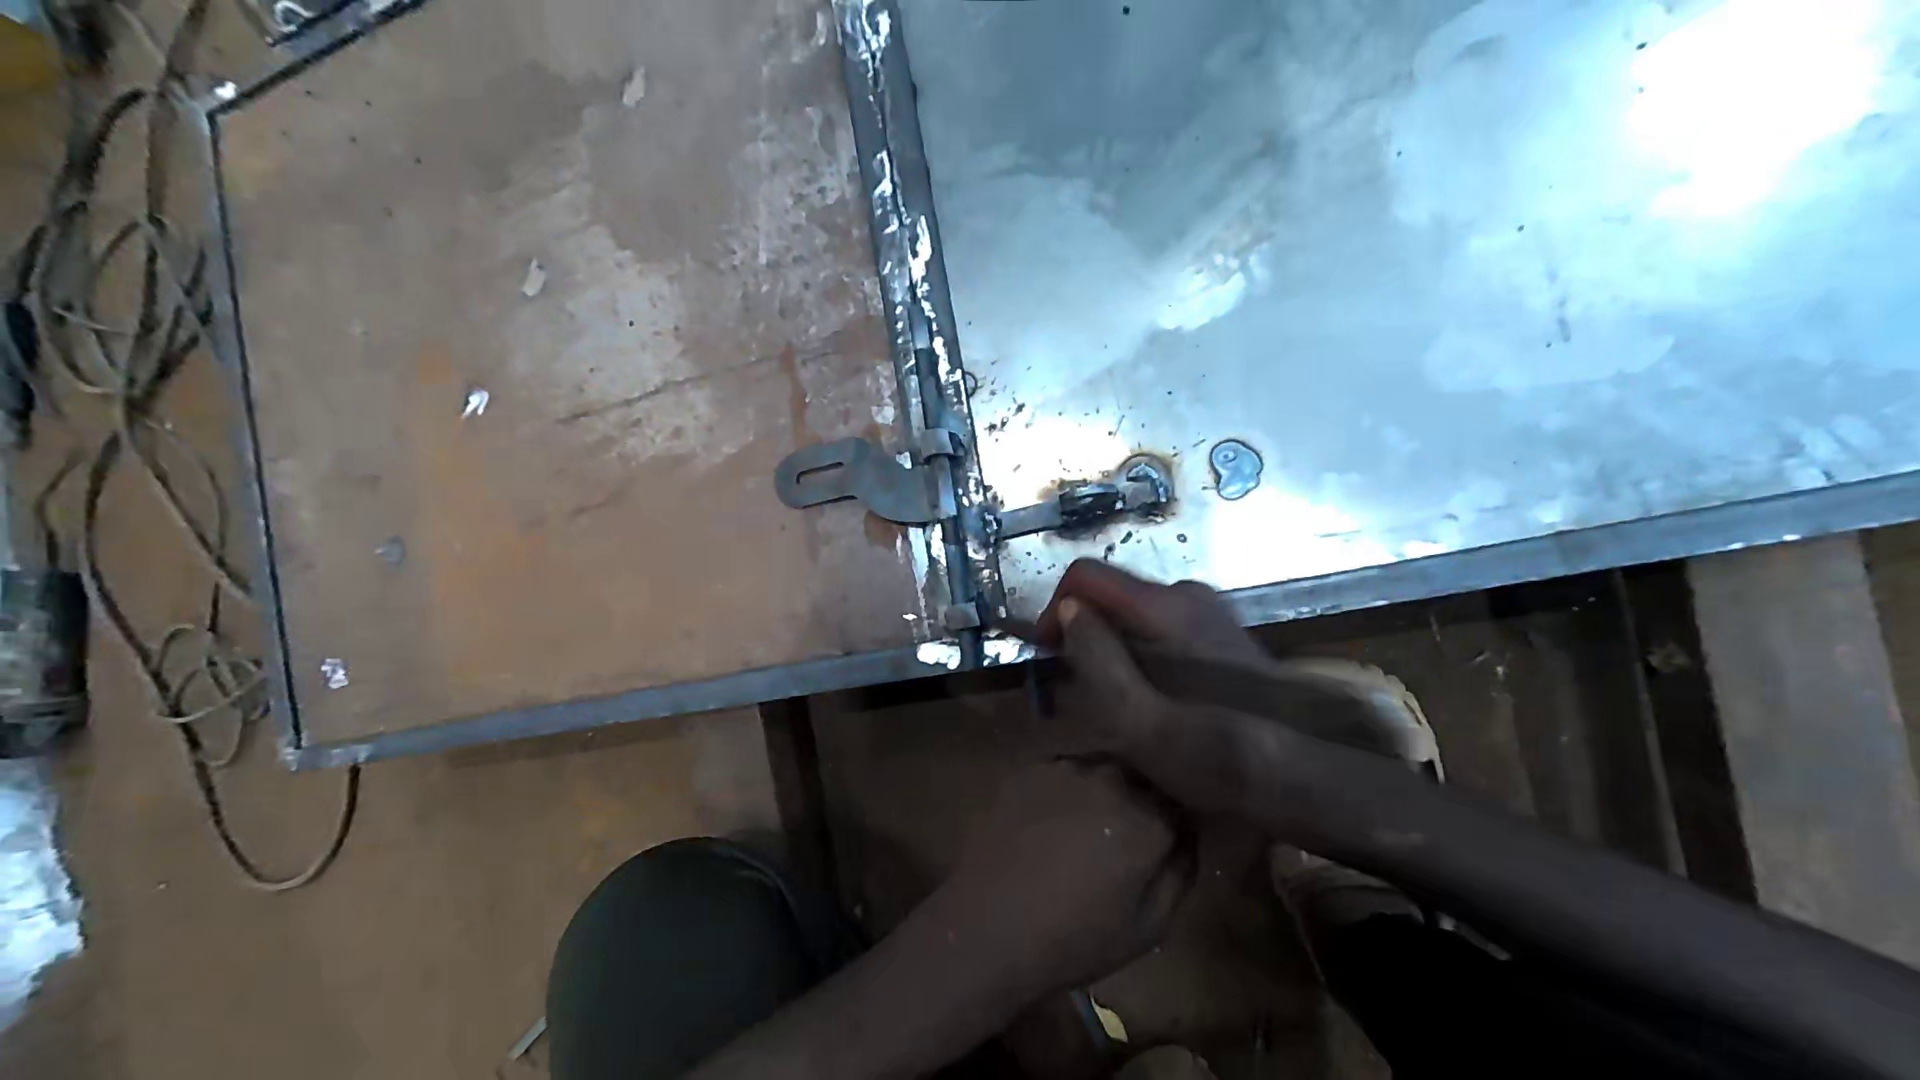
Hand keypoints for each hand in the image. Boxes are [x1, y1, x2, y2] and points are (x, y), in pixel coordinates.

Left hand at [919, 758, 1192, 997]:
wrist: (989, 923)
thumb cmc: (1075, 938)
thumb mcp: (1148, 926)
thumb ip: (1180, 872)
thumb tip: (1187, 836)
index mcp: (1148, 818)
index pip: (1179, 801)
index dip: (1174, 819)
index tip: (1166, 838)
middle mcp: (1111, 779)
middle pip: (1139, 778)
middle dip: (1139, 800)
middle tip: (1122, 836)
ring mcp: (1066, 768)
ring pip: (1099, 770)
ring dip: (1100, 791)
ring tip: (1081, 828)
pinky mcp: (1029, 768)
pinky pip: (1061, 772)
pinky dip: (1064, 790)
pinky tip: (1047, 821)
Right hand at [1032, 560, 1309, 818]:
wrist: (1306, 777)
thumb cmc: (1219, 755)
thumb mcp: (1140, 721)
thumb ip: (1098, 661)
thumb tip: (1068, 611)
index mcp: (1165, 606)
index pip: (1084, 576)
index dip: (1054, 612)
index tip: (1051, 661)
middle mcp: (1185, 594)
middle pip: (1107, 596)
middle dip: (1082, 636)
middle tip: (1080, 691)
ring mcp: (1205, 611)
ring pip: (1129, 614)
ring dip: (1108, 649)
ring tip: (1114, 701)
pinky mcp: (1216, 631)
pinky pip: (1155, 627)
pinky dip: (1135, 653)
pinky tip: (1151, 698)